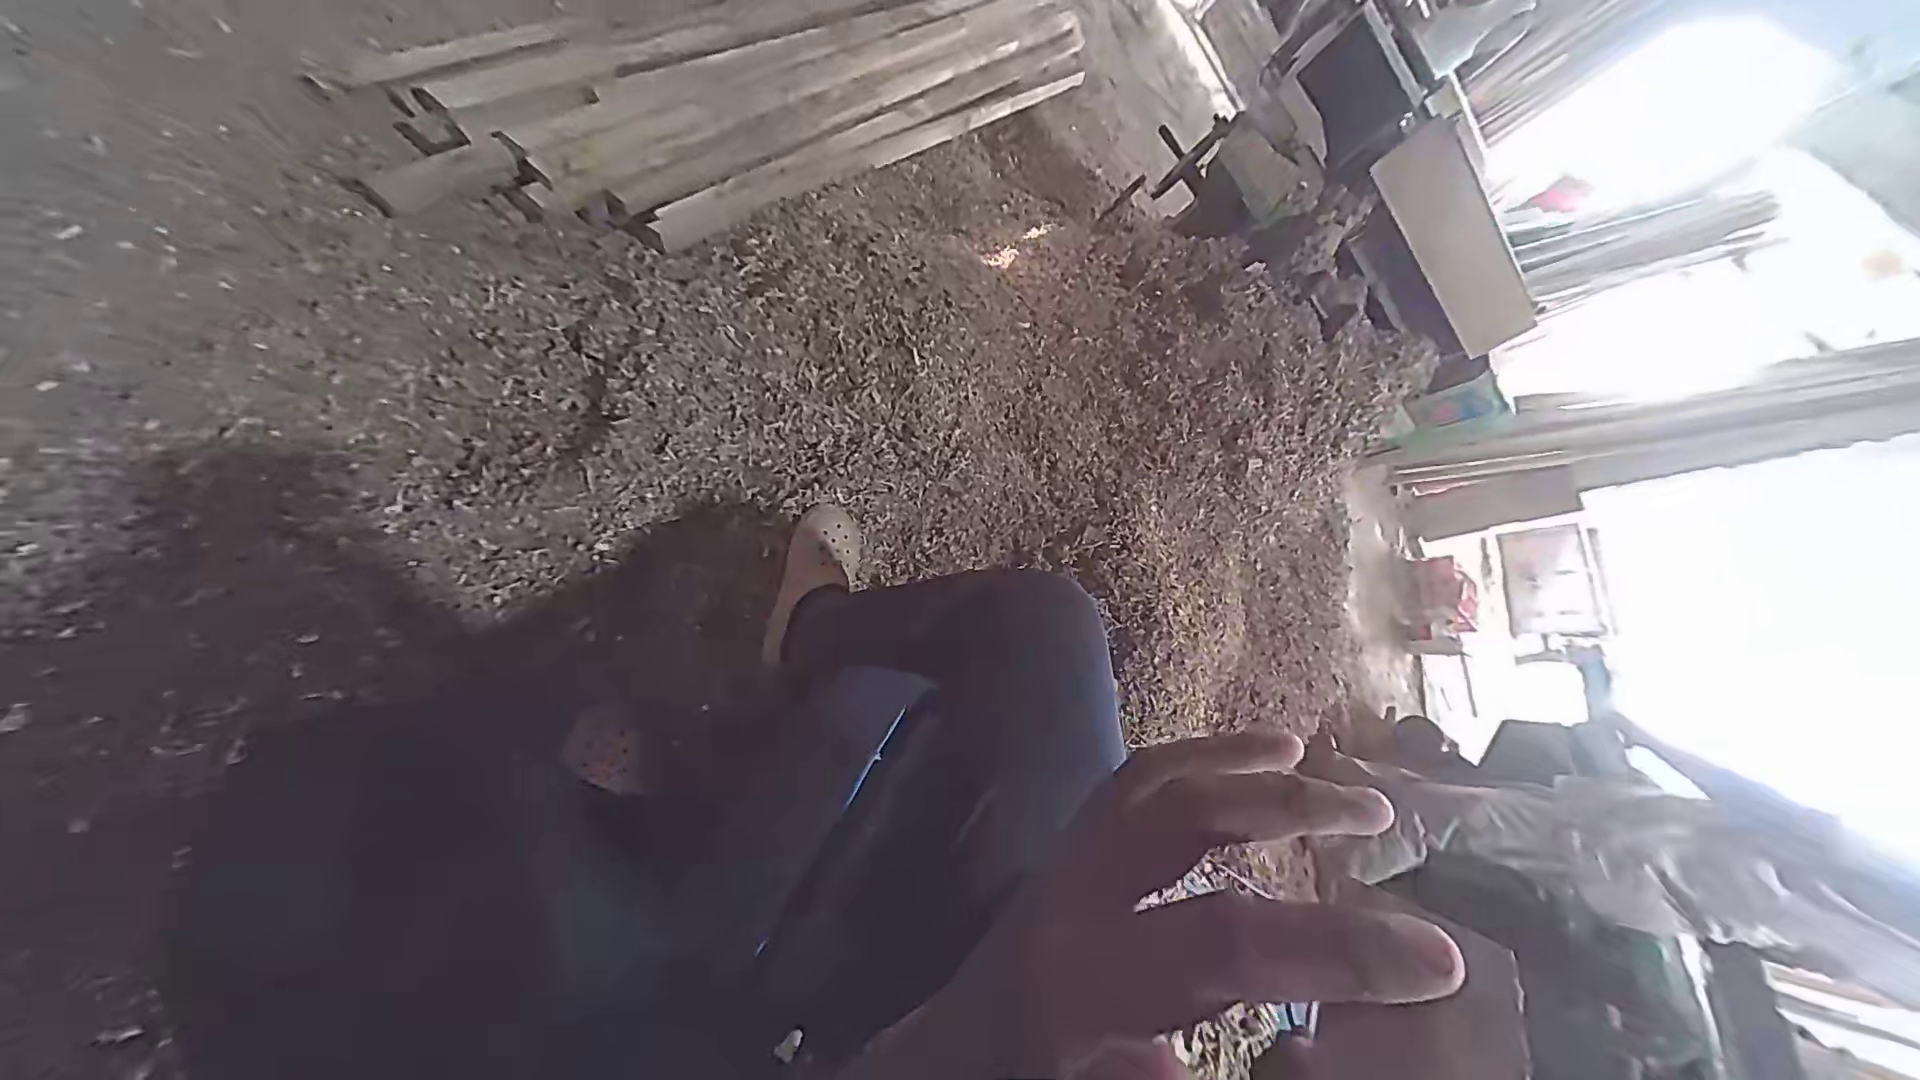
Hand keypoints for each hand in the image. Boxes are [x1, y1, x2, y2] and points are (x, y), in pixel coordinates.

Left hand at [843, 730, 1465, 1078]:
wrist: (949, 1057)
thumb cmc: (1032, 1070)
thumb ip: (1195, 1062)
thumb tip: (1318, 1044)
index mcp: (1084, 975)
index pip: (1220, 940)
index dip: (1330, 947)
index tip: (1437, 954)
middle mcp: (1071, 894)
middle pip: (1177, 813)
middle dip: (1281, 805)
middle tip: (1375, 813)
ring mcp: (1062, 858)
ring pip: (1146, 778)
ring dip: (1230, 760)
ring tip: (1303, 753)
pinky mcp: (1066, 849)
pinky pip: (1129, 786)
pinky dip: (1190, 764)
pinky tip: (1234, 765)